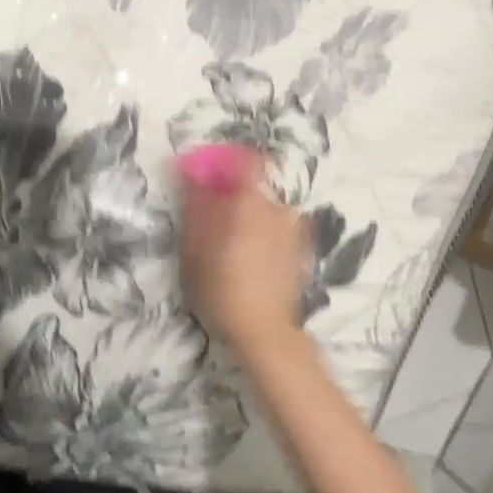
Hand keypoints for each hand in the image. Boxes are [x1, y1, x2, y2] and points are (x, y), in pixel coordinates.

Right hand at [177, 145, 310, 357]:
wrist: (264, 333)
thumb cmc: (220, 289)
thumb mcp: (194, 248)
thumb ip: (196, 205)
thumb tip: (191, 171)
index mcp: (251, 203)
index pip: (249, 160)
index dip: (228, 160)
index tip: (209, 173)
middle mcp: (279, 209)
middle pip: (255, 185)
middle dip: (233, 195)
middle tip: (211, 221)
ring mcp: (295, 229)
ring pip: (267, 207)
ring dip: (248, 215)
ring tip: (229, 244)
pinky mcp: (301, 248)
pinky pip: (278, 226)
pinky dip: (262, 231)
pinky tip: (249, 258)